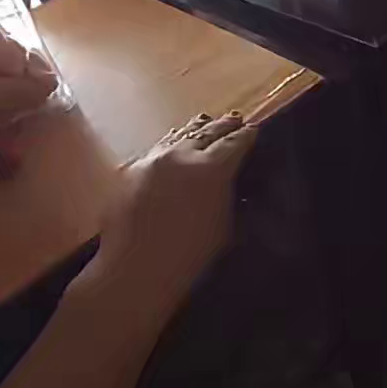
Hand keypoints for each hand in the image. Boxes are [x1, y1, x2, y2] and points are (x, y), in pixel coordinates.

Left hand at [94, 112, 256, 298]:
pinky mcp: (133, 168)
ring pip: (180, 134)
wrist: (136, 268)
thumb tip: (229, 181)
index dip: (247, 135)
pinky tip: (176, 144)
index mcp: (212, 167)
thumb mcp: (225, 223)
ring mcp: (154, 158)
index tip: (254, 130)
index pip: (235, 142)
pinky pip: (159, 148)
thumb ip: (228, 193)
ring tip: (206, 122)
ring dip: (197, 129)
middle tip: (236, 119)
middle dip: (225, 125)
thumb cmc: (191, 255)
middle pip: (208, 131)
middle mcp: (183, 154)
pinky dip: (173, 143)